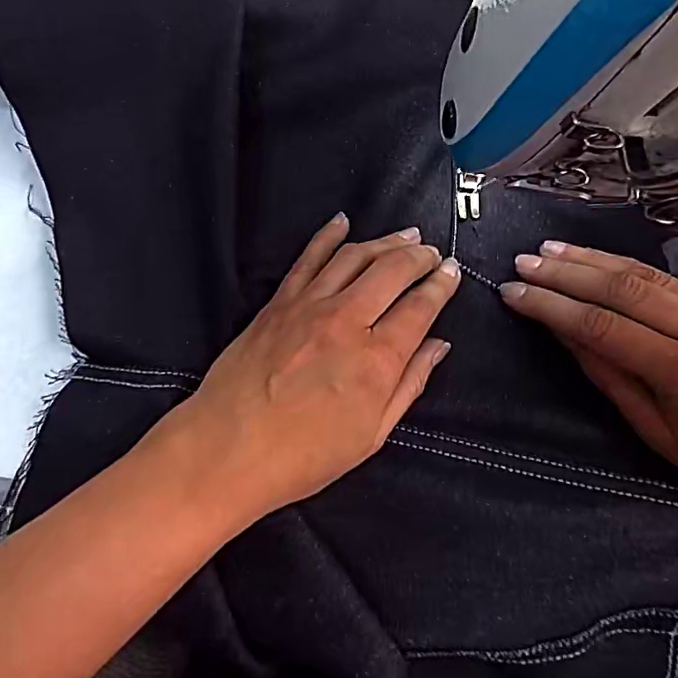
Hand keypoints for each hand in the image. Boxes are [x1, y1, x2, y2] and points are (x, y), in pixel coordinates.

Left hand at [155, 214, 459, 521]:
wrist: (226, 451)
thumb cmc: (301, 455)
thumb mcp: (371, 434)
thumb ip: (410, 384)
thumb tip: (438, 347)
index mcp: (376, 360)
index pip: (421, 306)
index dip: (442, 284)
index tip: (451, 272)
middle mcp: (347, 322)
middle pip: (394, 270)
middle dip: (420, 256)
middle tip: (432, 253)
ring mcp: (311, 306)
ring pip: (357, 256)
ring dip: (387, 241)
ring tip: (406, 236)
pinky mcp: (281, 301)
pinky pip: (309, 257)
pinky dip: (328, 235)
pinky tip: (343, 222)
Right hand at [500, 241, 677, 542]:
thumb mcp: (667, 441)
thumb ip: (615, 381)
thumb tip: (571, 337)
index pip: (607, 327)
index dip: (554, 306)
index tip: (519, 292)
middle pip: (628, 288)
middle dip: (569, 272)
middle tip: (528, 261)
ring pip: (653, 276)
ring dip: (598, 261)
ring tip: (556, 251)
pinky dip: (634, 271)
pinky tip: (606, 263)